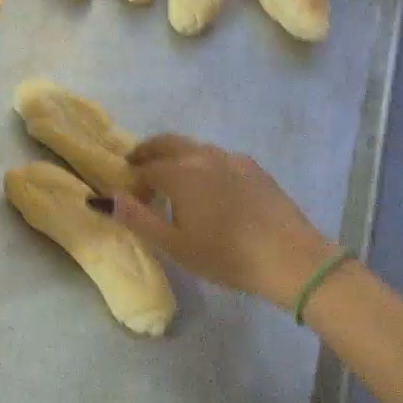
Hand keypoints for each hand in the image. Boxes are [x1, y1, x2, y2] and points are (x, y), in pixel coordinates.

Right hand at [106, 135, 338, 311]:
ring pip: (194, 148)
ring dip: (177, 157)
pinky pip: (219, 158)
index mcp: (180, 173)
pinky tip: (212, 189)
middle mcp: (203, 156)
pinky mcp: (255, 169)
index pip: (145, 168)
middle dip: (148, 152)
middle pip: (167, 143)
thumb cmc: (227, 256)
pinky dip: (204, 164)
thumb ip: (139, 219)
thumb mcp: (176, 246)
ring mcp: (232, 159)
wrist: (293, 260)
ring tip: (176, 182)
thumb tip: (109, 198)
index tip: (130, 199)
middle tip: (138, 167)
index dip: (133, 181)